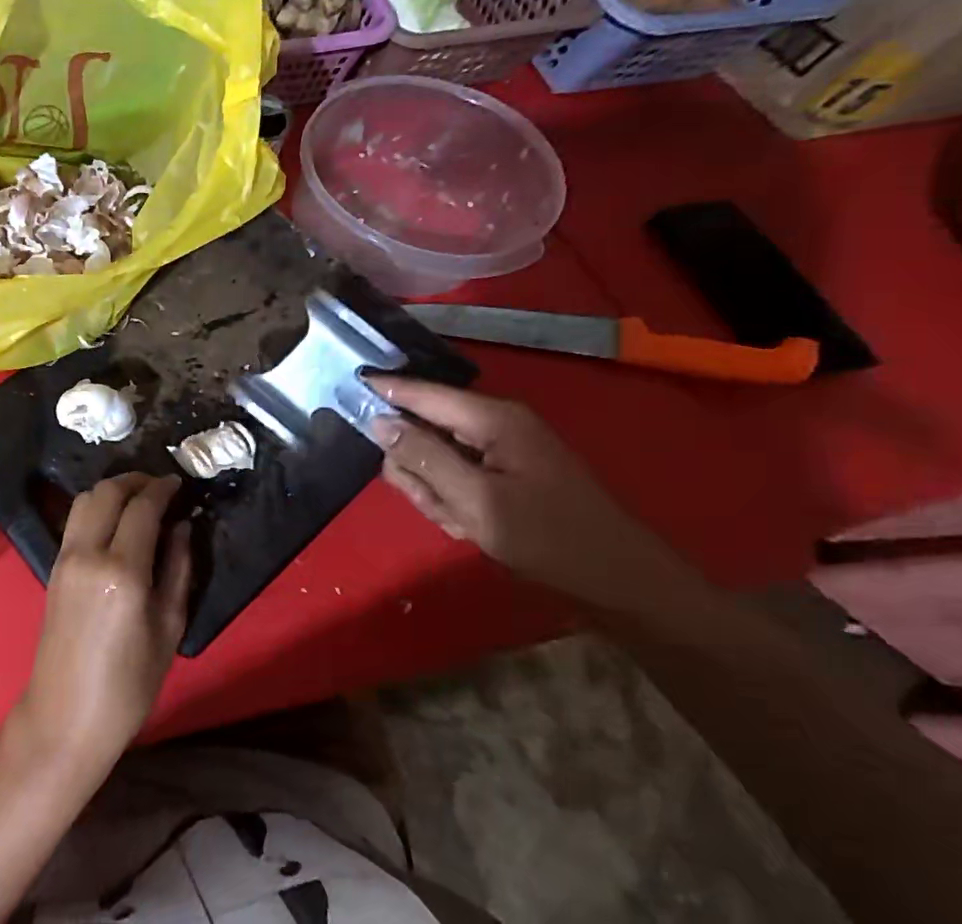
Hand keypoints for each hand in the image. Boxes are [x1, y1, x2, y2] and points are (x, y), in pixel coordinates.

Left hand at [17, 473, 191, 764]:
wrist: (65, 719)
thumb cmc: (129, 685)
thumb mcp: (169, 628)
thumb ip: (178, 569)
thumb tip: (182, 527)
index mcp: (122, 571)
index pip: (142, 507)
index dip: (164, 488)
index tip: (181, 484)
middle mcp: (87, 555)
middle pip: (106, 492)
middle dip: (136, 481)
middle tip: (162, 488)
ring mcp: (64, 560)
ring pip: (84, 500)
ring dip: (113, 491)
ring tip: (140, 501)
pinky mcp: (53, 569)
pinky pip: (75, 522)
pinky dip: (97, 509)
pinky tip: (118, 524)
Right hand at [367, 375, 696, 610]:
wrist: (615, 577)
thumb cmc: (548, 537)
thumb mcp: (476, 501)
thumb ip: (425, 458)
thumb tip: (381, 423)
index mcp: (492, 419)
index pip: (423, 392)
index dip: (384, 389)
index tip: (346, 383)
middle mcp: (494, 424)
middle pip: (425, 430)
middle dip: (418, 469)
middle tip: (436, 505)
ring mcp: (500, 449)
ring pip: (436, 459)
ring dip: (436, 492)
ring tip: (460, 523)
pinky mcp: (503, 473)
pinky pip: (456, 477)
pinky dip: (453, 502)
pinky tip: (471, 528)